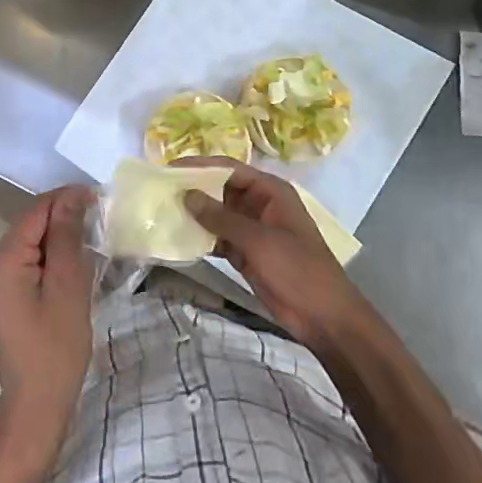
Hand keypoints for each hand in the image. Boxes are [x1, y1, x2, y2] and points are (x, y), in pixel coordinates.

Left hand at [0, 185, 95, 457]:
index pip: (36, 210)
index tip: (102, 197)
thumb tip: (72, 195)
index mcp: (2, 259)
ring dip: (62, 236)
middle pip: (32, 222)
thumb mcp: (67, 286)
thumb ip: (66, 236)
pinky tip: (75, 262)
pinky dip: (53, 254)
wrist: (37, 400)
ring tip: (94, 240)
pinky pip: (30, 257)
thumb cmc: (56, 346)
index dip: (68, 198)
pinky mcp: (4, 287)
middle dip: (66, 217)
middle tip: (103, 221)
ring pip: (33, 239)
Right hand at [177, 158, 367, 349]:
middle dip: (193, 190)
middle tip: (158, 192)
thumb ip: (222, 218)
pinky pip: (218, 238)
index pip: (229, 168)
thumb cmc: (298, 269)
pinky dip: (201, 238)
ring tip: (160, 213)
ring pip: (217, 214)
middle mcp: (260, 204)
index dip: (199, 166)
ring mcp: (252, 229)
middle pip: (220, 189)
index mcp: (271, 191)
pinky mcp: (246, 253)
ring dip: (194, 215)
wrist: (323, 316)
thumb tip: (187, 195)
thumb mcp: (259, 241)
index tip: (168, 170)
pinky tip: (177, 238)